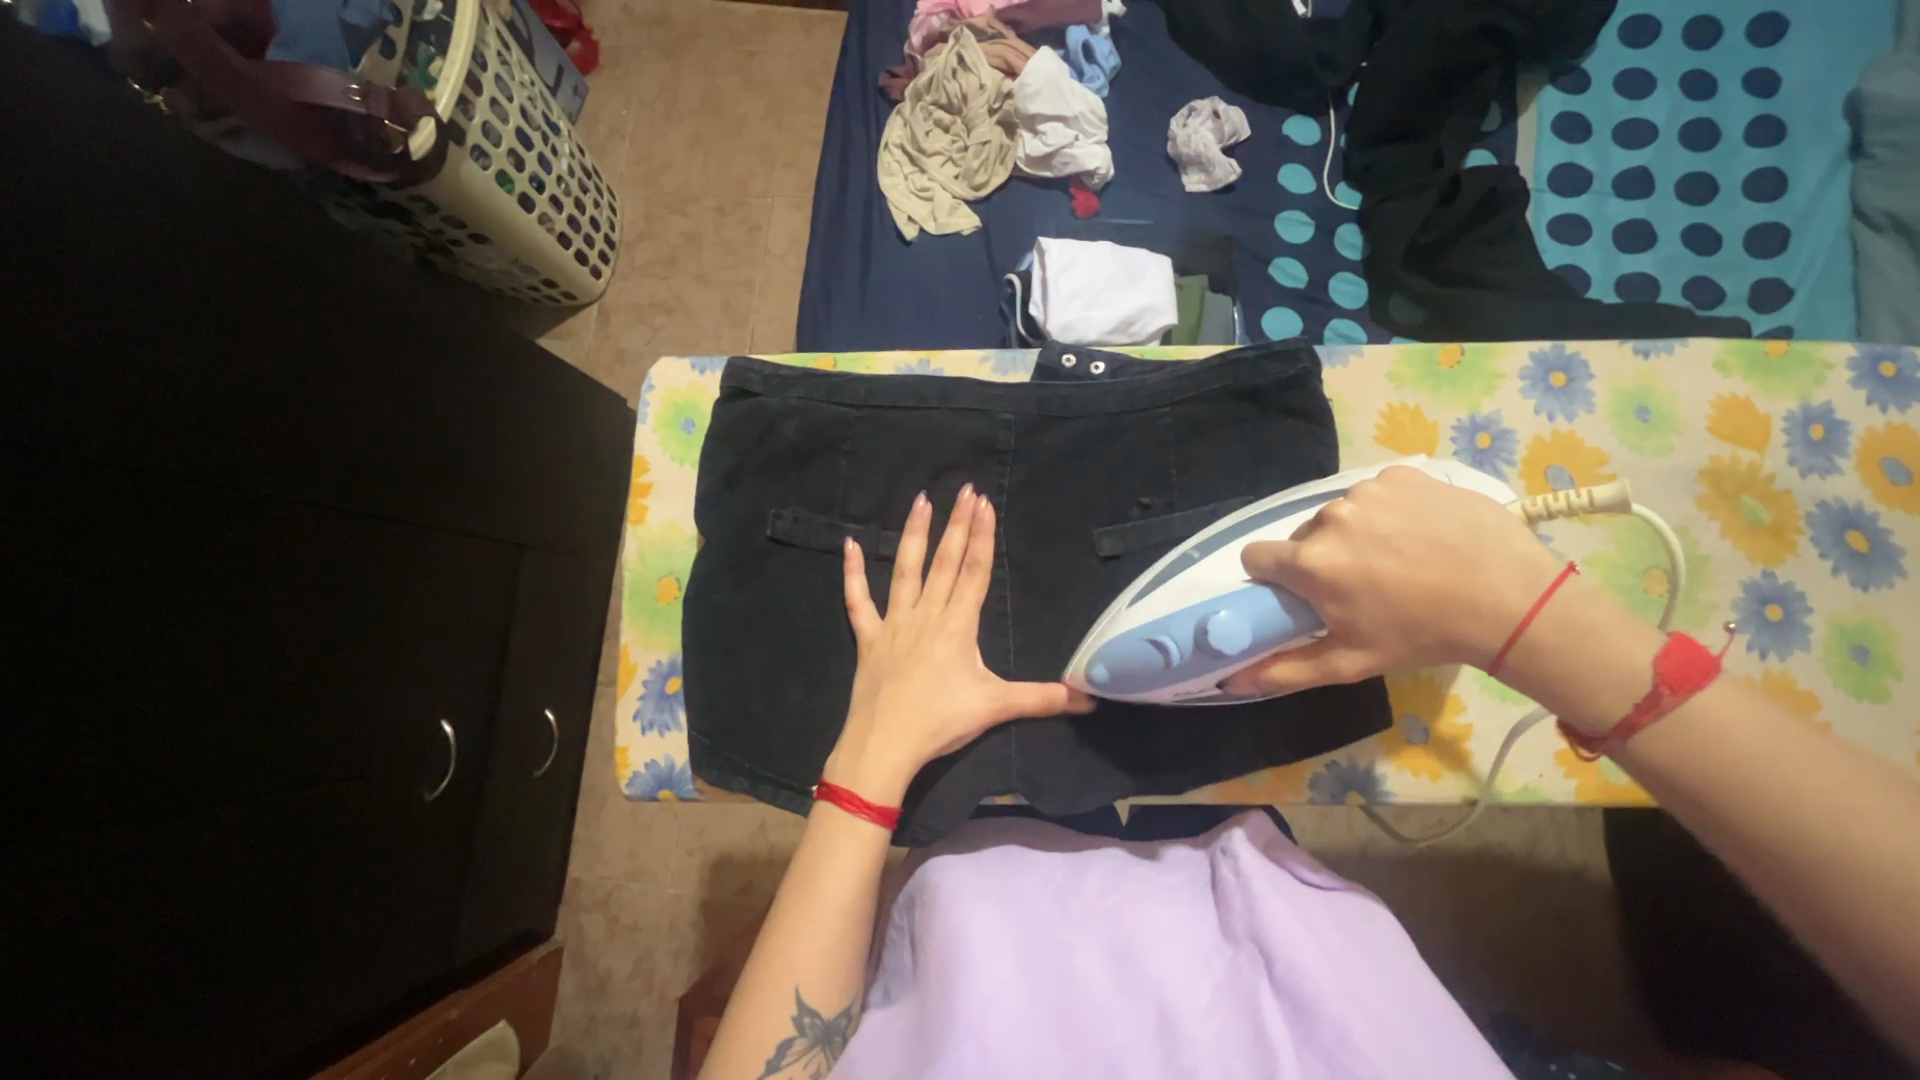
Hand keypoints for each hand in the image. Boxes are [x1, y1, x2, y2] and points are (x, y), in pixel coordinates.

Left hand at [824, 486, 1093, 803]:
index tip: (984, 503)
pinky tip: (849, 544)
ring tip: (920, 501)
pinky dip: (852, 572)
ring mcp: (894, 623)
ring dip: (913, 534)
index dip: (981, 536)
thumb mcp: (996, 708)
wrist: (884, 745)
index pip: (974, 571)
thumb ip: (1041, 699)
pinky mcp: (868, 638)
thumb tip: (1088, 699)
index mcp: (957, 626)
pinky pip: (857, 600)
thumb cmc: (940, 723)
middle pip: (945, 562)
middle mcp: (926, 614)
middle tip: (964, 489)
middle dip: (957, 523)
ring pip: (905, 570)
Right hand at [1224, 465, 1565, 696]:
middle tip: (1363, 584)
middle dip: (1321, 558)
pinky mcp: (1403, 476)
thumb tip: (1228, 681)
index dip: (1273, 577)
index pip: (1256, 556)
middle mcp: (1329, 517)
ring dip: (1356, 534)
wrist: (1512, 598)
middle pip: (1303, 536)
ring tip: (1399, 559)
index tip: (1302, 593)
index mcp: (1309, 562)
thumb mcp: (1350, 661)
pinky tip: (1421, 534)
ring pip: (1341, 514)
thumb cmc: (1423, 635)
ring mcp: (1368, 491)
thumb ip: (1282, 670)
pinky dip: (1390, 512)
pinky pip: (1377, 494)